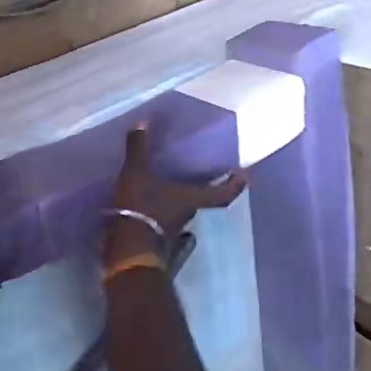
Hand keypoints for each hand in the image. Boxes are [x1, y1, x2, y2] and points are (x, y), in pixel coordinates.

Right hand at [104, 123, 245, 275]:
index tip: (244, 175)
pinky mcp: (158, 238)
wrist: (126, 248)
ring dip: (182, 201)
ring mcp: (174, 230)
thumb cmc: (141, 207)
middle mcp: (188, 215)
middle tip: (205, 174)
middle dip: (206, 188)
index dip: (235, 184)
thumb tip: (142, 122)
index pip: (223, 193)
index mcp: (191, 199)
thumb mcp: (136, 174)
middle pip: (204, 201)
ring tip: (174, 185)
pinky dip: (165, 212)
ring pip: (185, 212)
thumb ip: (139, 148)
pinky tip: (154, 204)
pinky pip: (167, 221)